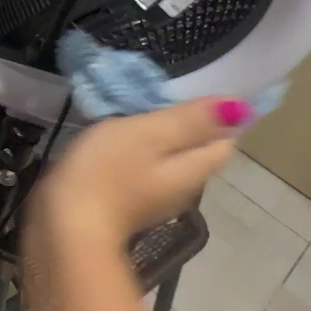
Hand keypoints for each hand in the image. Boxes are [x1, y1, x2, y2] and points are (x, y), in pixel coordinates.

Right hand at [30, 99, 246, 249]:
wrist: (67, 224)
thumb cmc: (108, 171)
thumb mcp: (148, 135)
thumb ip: (190, 121)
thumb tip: (242, 108)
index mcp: (193, 171)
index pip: (224, 142)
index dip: (220, 115)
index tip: (199, 86)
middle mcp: (182, 187)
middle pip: (197, 151)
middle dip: (188, 122)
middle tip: (163, 90)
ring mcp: (154, 197)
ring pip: (170, 159)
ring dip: (161, 134)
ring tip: (137, 106)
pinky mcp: (127, 199)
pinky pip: (145, 166)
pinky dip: (139, 147)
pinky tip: (117, 134)